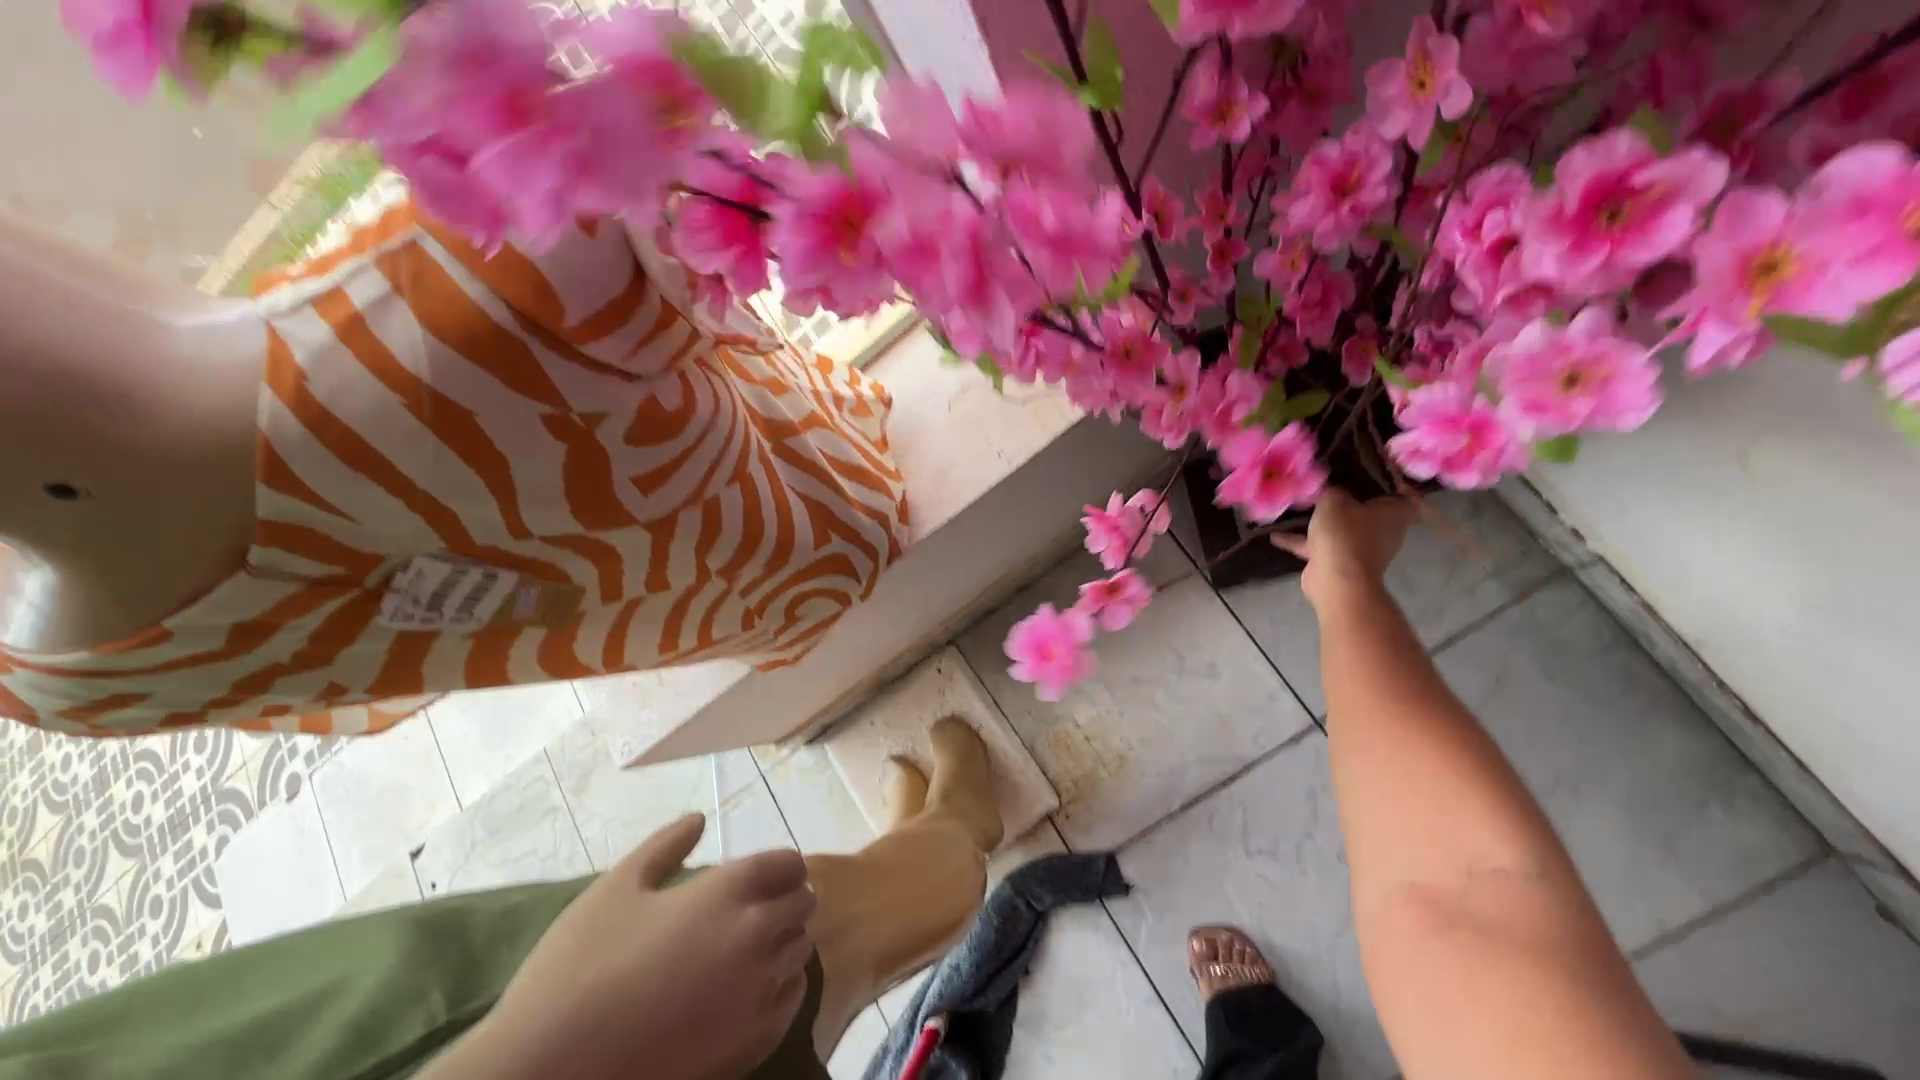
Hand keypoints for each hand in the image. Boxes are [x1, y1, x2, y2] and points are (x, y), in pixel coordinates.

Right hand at [444, 815, 816, 1079]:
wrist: (555, 1068)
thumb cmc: (580, 965)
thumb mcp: (615, 888)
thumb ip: (665, 846)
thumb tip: (699, 819)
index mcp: (728, 891)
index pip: (788, 865)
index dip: (779, 865)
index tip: (759, 874)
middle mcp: (758, 935)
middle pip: (802, 904)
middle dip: (785, 898)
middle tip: (752, 908)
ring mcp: (760, 991)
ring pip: (800, 950)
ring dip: (784, 940)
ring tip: (748, 947)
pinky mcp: (756, 1040)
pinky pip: (792, 999)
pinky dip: (781, 985)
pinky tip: (749, 989)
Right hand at [1271, 490, 1416, 609]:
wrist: (1337, 580)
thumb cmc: (1345, 533)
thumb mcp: (1334, 499)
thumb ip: (1333, 490)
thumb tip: (1332, 490)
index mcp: (1395, 512)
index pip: (1400, 491)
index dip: (1385, 480)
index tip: (1363, 469)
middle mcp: (1384, 530)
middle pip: (1367, 509)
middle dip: (1347, 499)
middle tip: (1325, 483)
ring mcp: (1363, 549)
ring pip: (1343, 528)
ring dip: (1322, 521)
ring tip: (1298, 506)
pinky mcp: (1342, 563)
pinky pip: (1322, 546)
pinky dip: (1303, 541)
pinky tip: (1276, 534)